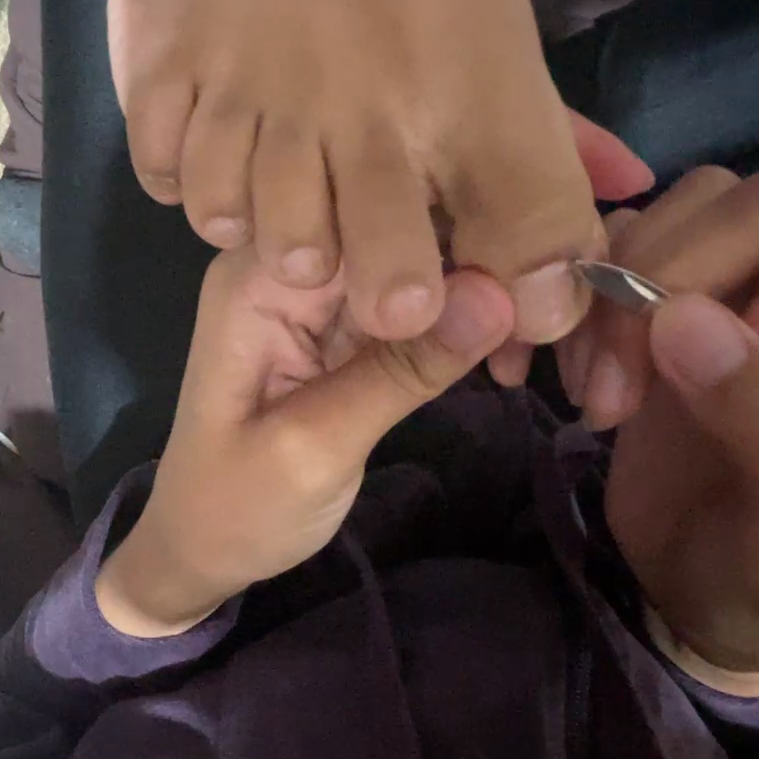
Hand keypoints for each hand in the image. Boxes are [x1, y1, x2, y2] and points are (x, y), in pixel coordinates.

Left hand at [98, 249, 514, 636]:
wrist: (204, 548)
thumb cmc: (238, 507)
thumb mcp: (318, 445)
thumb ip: (403, 370)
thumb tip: (500, 293)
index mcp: (261, 273)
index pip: (370, 209)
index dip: (462, 223)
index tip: (542, 267)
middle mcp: (290, 263)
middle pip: (397, 226)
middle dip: (480, 255)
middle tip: (554, 308)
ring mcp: (318, 295)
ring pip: (414, 265)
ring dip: (479, 293)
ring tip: (544, 330)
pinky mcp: (342, 329)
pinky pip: (412, 307)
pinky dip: (458, 325)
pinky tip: (508, 347)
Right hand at [104, 0, 652, 347]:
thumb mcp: (494, 33)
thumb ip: (538, 148)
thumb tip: (604, 221)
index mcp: (458, 87)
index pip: (520, 232)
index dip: (515, 295)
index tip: (487, 298)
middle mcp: (354, 105)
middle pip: (380, 273)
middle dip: (385, 292)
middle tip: (362, 265)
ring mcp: (245, 88)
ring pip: (247, 230)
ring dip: (261, 231)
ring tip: (269, 191)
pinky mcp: (159, 70)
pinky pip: (165, 178)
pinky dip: (183, 179)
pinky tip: (205, 148)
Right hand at [599, 126, 758, 676]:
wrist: (678, 586)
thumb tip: (682, 319)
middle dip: (685, 284)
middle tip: (620, 390)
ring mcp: (755, 279)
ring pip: (699, 206)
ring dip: (623, 292)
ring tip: (600, 395)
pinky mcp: (673, 289)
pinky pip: (626, 240)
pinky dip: (585, 296)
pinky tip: (573, 368)